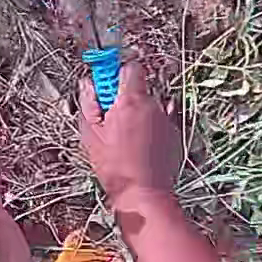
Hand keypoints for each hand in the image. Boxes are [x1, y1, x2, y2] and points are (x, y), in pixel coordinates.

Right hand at [78, 60, 181, 208]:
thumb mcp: (91, 133)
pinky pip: (158, 119)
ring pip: (147, 104)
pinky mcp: (173, 133)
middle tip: (108, 114)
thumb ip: (89, 102)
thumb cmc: (116, 168)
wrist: (143, 194)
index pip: (130, 67)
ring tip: (122, 134)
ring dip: (135, 111)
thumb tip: (88, 84)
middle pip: (138, 86)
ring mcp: (165, 119)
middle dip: (122, 95)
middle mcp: (153, 106)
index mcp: (131, 101)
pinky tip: (137, 142)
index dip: (116, 72)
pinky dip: (148, 125)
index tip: (105, 81)